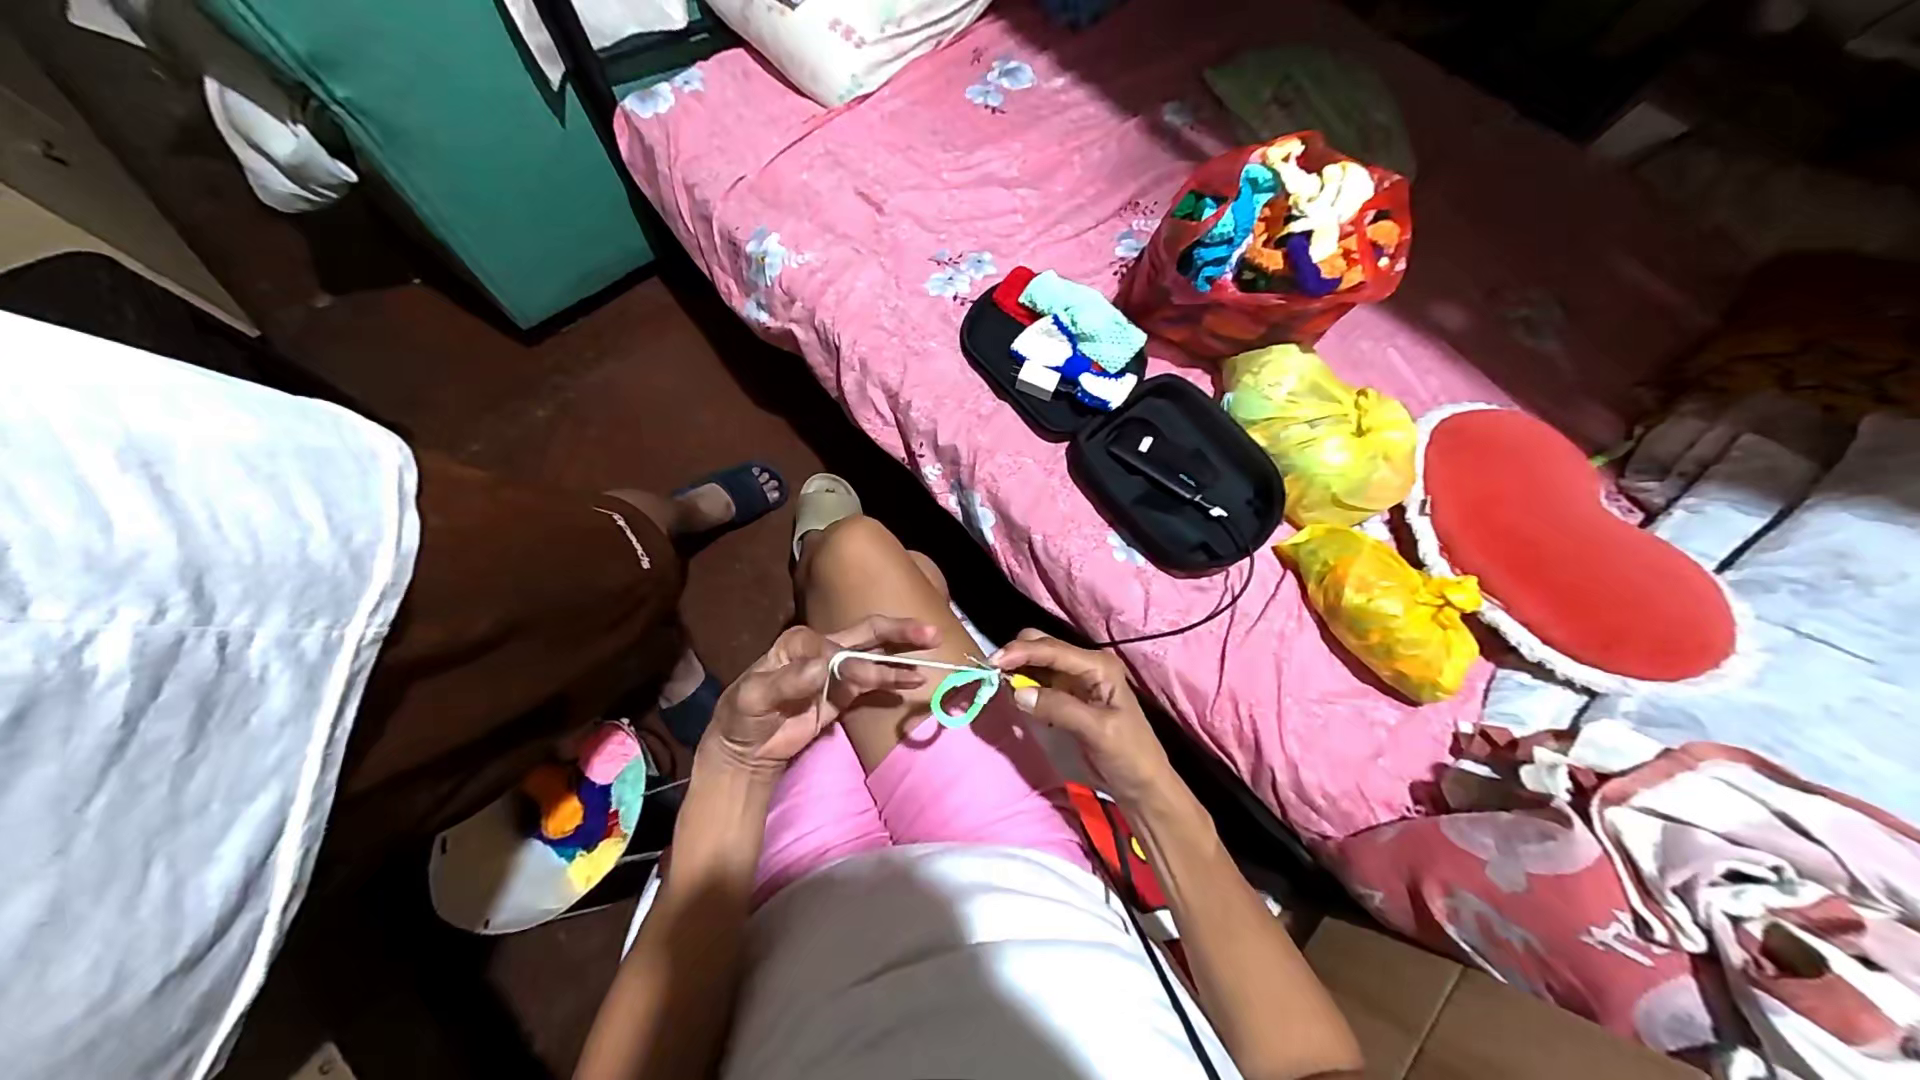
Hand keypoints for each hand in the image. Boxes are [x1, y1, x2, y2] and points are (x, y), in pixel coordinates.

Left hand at [704, 616, 939, 778]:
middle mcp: (823, 650)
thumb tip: (822, 668)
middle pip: (866, 634)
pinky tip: (913, 681)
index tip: (848, 680)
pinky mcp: (844, 695)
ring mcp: (837, 672)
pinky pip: (873, 685)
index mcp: (799, 642)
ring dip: (901, 660)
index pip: (832, 644)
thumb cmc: (742, 715)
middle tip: (929, 632)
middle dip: (897, 632)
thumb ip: (787, 681)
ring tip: (930, 662)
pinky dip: (893, 682)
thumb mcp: (754, 698)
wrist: (745, 749)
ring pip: (875, 659)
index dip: (844, 661)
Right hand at [989, 629, 1178, 808]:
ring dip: (1016, 668)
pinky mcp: (1066, 696)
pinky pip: (1038, 680)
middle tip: (991, 673)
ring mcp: (1075, 680)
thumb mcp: (1097, 731)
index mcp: (1098, 665)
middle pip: (1042, 645)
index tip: (992, 662)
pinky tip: (1011, 693)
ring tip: (995, 682)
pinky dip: (1022, 682)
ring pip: (1036, 661)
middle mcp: (1086, 665)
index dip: (1021, 651)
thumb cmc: (1128, 755)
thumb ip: (1059, 708)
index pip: (1052, 649)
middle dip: (1016, 654)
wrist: (1141, 784)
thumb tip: (1018, 692)